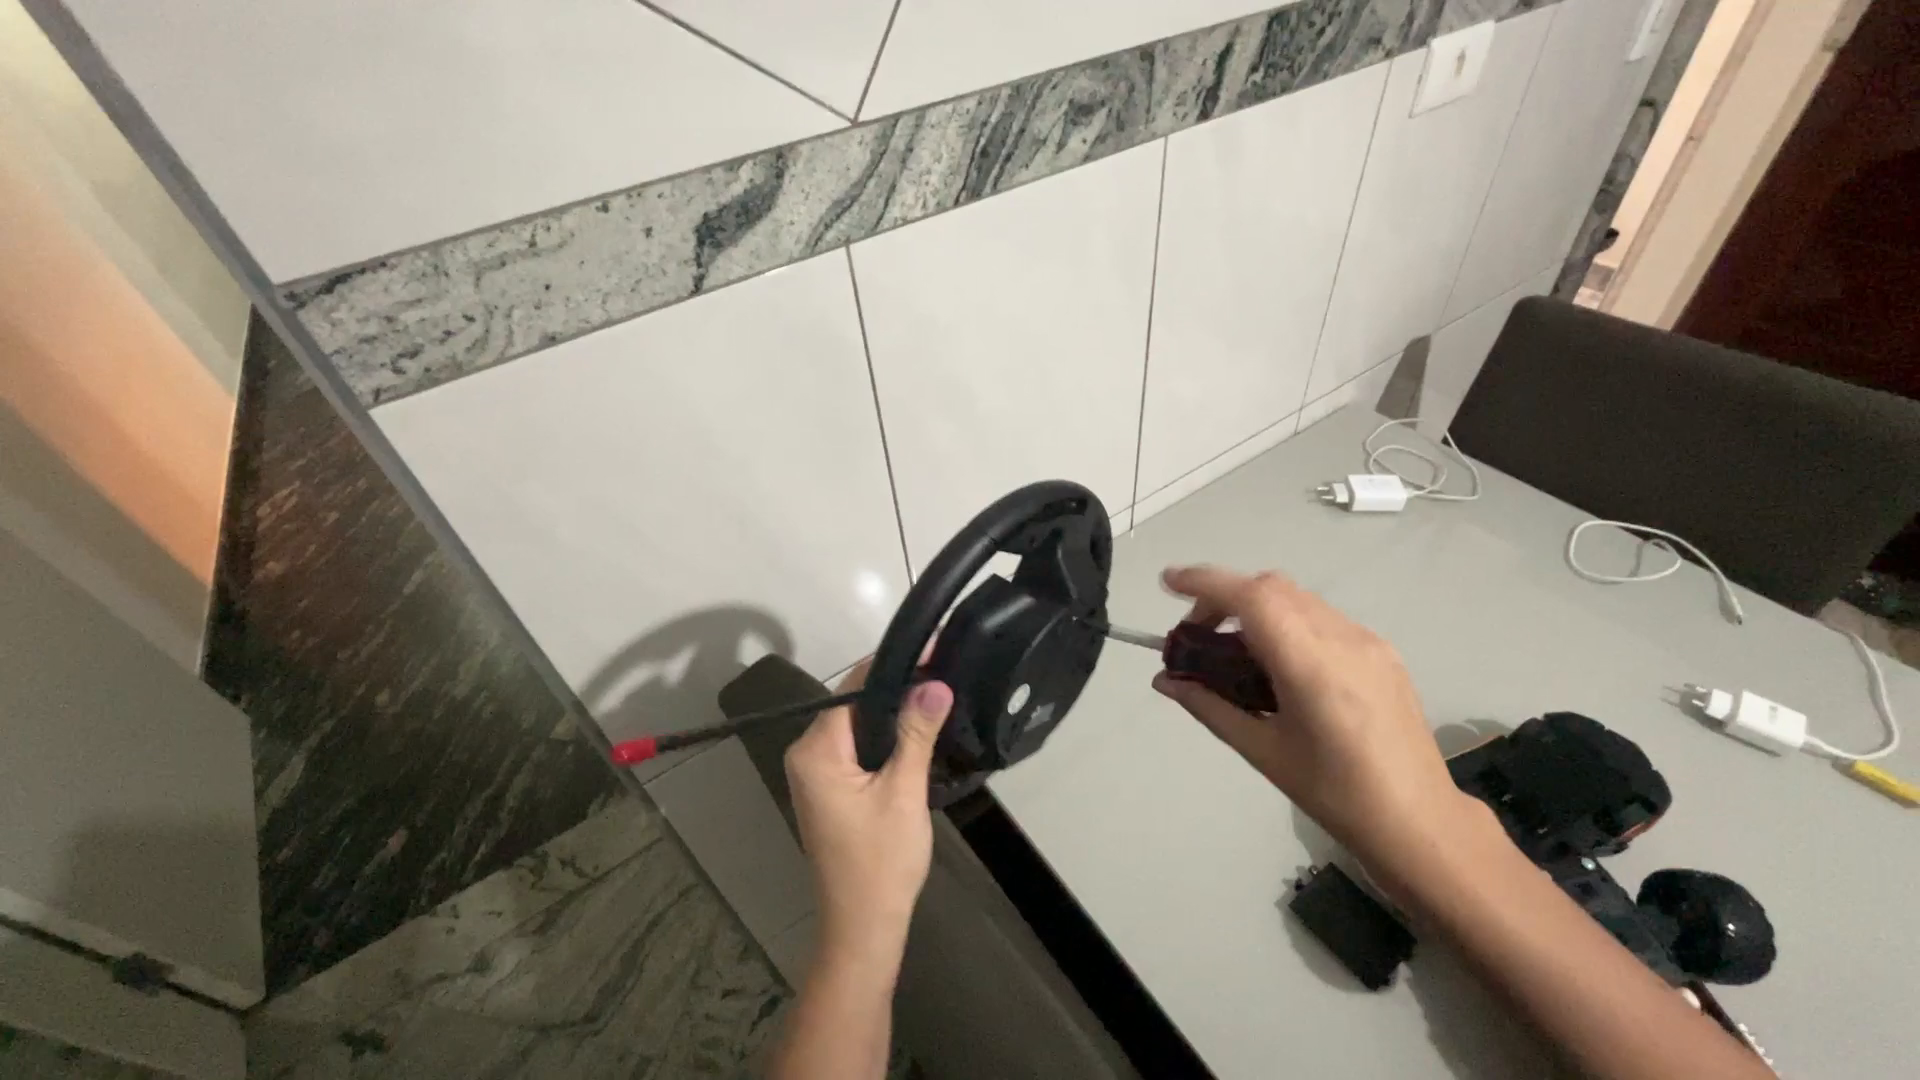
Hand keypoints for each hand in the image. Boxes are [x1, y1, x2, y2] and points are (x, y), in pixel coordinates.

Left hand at [785, 662, 953, 960]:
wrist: (863, 925)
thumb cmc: (881, 860)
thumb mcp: (904, 791)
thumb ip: (916, 733)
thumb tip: (935, 683)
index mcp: (816, 750)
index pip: (853, 688)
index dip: (895, 666)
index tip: (934, 648)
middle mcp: (806, 754)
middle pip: (852, 703)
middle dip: (896, 686)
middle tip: (943, 669)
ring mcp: (815, 773)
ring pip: (856, 725)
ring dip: (893, 712)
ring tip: (937, 694)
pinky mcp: (828, 788)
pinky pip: (855, 746)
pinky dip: (884, 737)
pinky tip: (917, 731)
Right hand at [1153, 566, 1486, 876]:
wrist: (1419, 821)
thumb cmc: (1334, 795)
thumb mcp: (1262, 751)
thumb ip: (1210, 706)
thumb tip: (1165, 681)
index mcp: (1312, 667)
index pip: (1253, 599)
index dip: (1206, 582)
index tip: (1168, 582)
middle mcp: (1344, 639)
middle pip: (1272, 588)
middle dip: (1225, 596)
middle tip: (1196, 634)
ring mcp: (1368, 641)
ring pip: (1297, 599)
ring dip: (1255, 608)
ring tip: (1232, 651)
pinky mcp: (1383, 651)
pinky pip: (1322, 617)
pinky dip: (1285, 622)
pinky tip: (1276, 664)